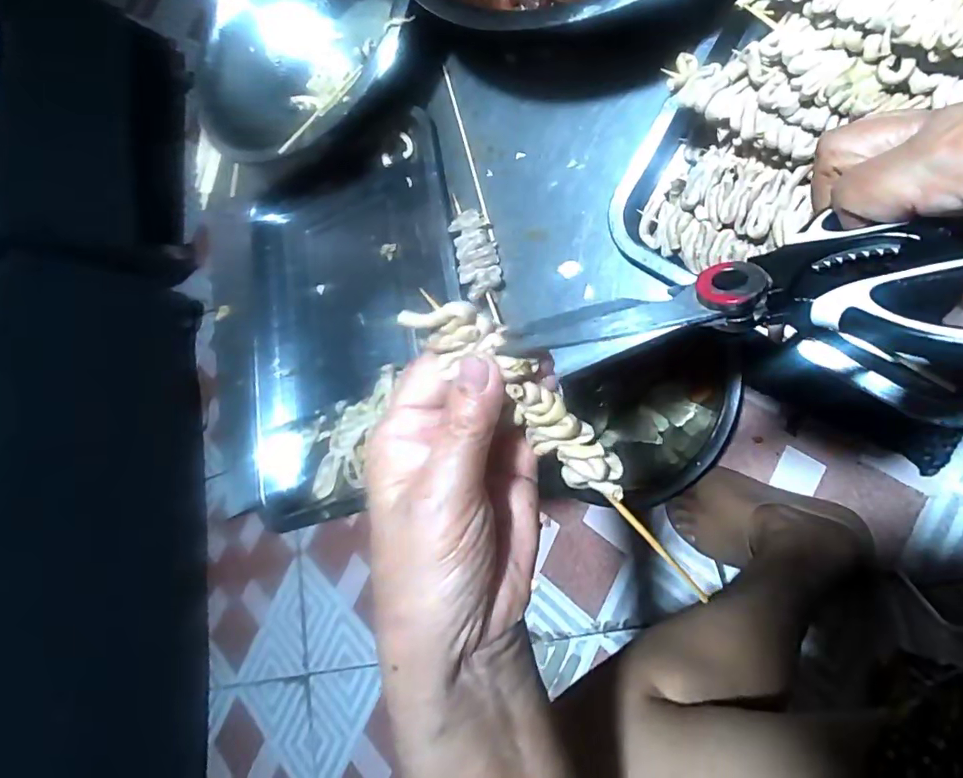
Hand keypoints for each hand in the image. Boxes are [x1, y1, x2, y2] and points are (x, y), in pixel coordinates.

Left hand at [366, 355, 568, 777]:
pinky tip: (556, 392)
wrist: (468, 632)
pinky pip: (531, 426)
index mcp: (406, 433)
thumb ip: (466, 428)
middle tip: (534, 345)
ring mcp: (481, 446)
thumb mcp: (441, 496)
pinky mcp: (515, 464)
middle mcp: (443, 431)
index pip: (433, 372)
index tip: (500, 328)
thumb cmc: (428, 565)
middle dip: (503, 360)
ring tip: (549, 364)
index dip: (465, 348)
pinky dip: (545, 409)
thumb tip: (484, 361)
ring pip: (506, 397)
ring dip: (528, 381)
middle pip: (475, 378)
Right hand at [813, 92, 962, 325]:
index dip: (839, 248)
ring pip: (871, 144)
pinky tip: (943, 231)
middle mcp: (961, 120)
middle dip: (830, 211)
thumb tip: (950, 315)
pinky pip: (910, 148)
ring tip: (897, 254)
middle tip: (868, 269)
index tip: (861, 296)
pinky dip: (895, 186)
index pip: (850, 193)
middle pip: (840, 151)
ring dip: (860, 197)